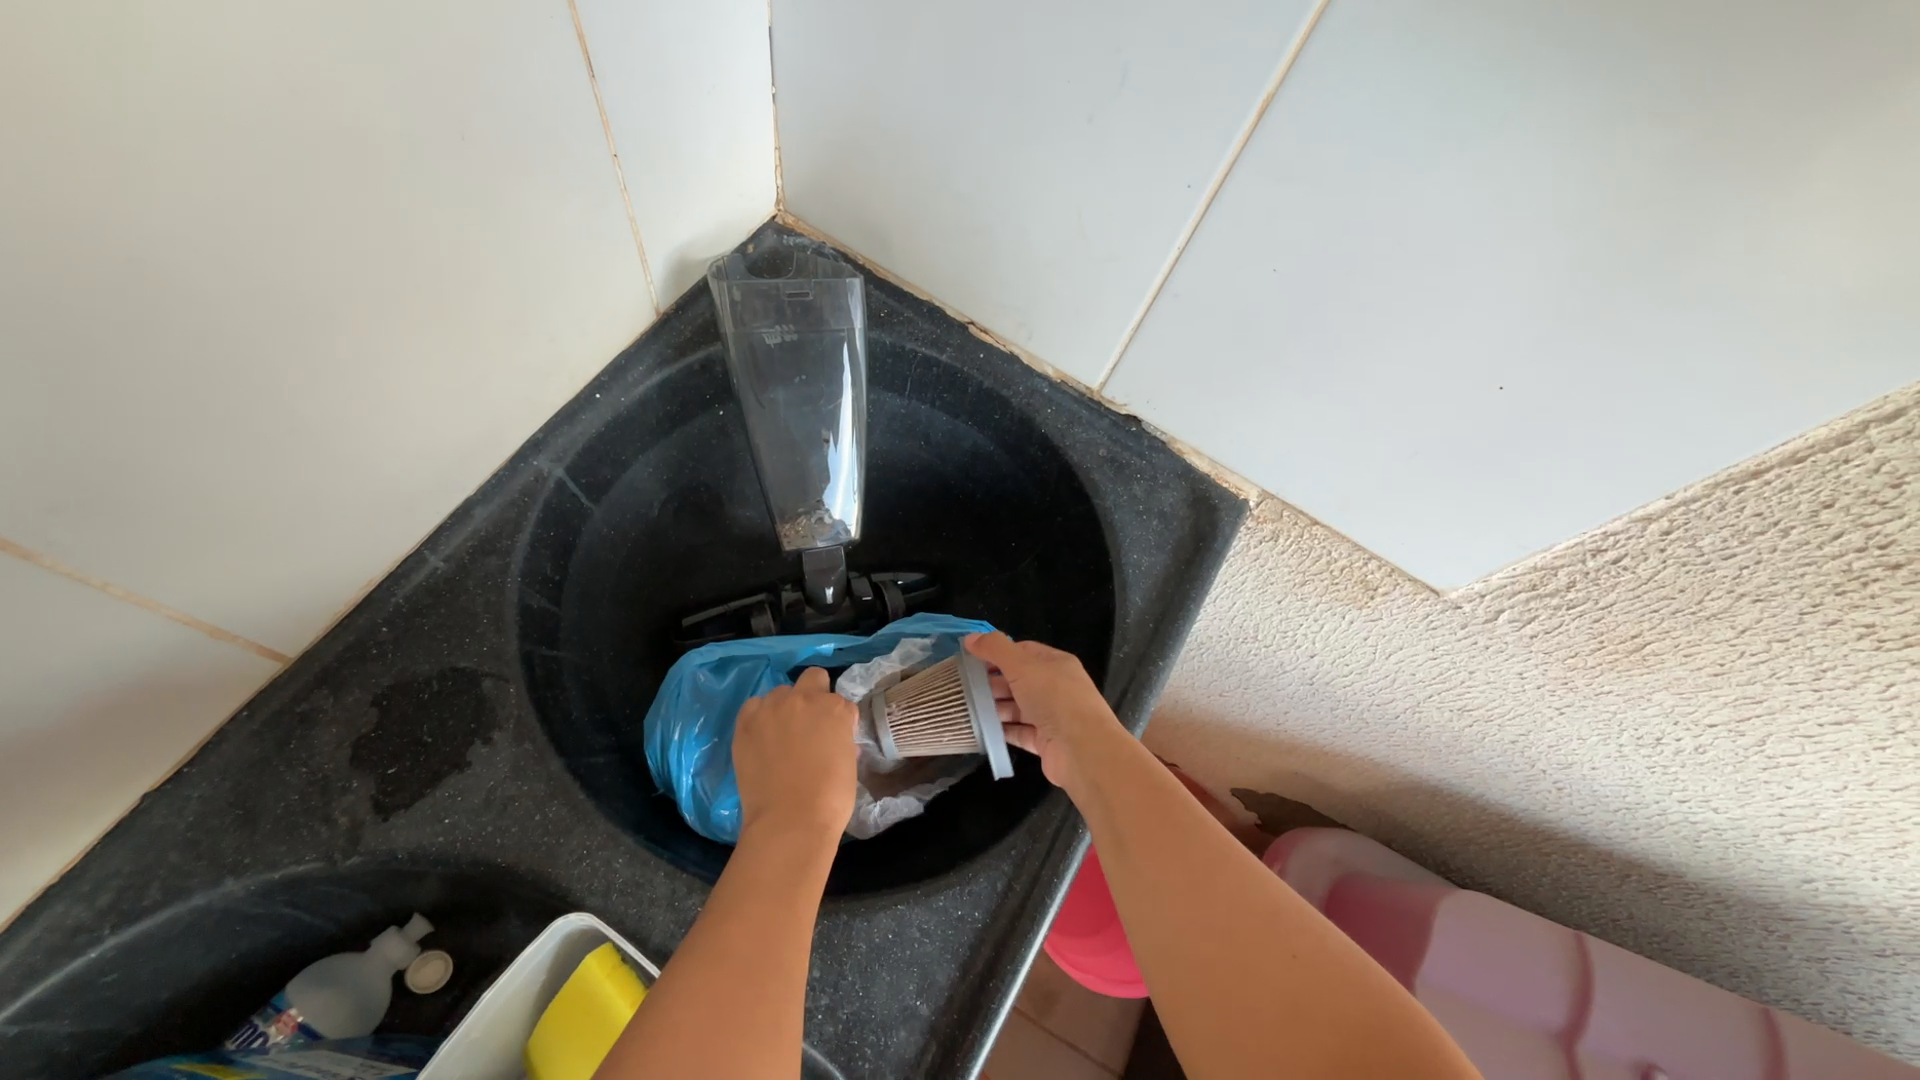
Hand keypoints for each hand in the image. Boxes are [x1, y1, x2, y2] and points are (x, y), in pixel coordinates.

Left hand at [732, 667, 857, 842]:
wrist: (790, 821)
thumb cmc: (830, 799)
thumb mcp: (848, 764)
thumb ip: (842, 742)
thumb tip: (835, 741)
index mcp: (836, 709)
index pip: (842, 703)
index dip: (840, 721)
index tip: (836, 738)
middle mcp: (804, 699)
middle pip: (812, 678)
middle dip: (815, 695)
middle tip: (811, 725)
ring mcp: (772, 708)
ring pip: (781, 692)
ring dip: (785, 708)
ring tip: (782, 735)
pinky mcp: (746, 723)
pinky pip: (754, 706)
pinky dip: (759, 717)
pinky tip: (762, 738)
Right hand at [965, 632, 1125, 790]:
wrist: (1083, 749)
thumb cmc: (1054, 699)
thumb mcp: (1022, 666)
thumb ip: (995, 649)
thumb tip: (970, 638)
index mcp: (1055, 664)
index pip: (1023, 651)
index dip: (998, 653)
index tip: (972, 660)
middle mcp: (1056, 688)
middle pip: (1018, 680)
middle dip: (993, 683)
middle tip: (964, 688)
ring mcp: (1051, 716)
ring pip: (1017, 708)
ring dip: (995, 708)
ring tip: (967, 710)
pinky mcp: (1046, 742)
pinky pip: (1019, 732)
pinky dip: (1002, 731)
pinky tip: (982, 730)